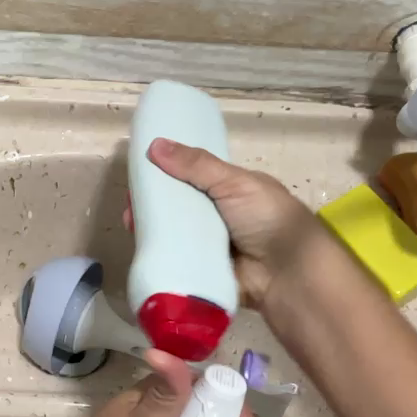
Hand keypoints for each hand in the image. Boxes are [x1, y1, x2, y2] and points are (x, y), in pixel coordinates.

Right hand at [140, 138, 322, 309]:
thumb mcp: (234, 182)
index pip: (192, 179)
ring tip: (130, 223)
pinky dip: (159, 254)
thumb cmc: (267, 217)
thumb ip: (196, 165)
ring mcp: (210, 246)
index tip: (142, 172)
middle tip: (130, 203)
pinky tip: (141, 247)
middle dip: (153, 204)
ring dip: (151, 228)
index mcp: (231, 191)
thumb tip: (154, 145)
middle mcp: (219, 217)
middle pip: (178, 207)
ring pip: (173, 234)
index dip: (168, 174)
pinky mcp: (202, 270)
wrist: (286, 271)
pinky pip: (176, 260)